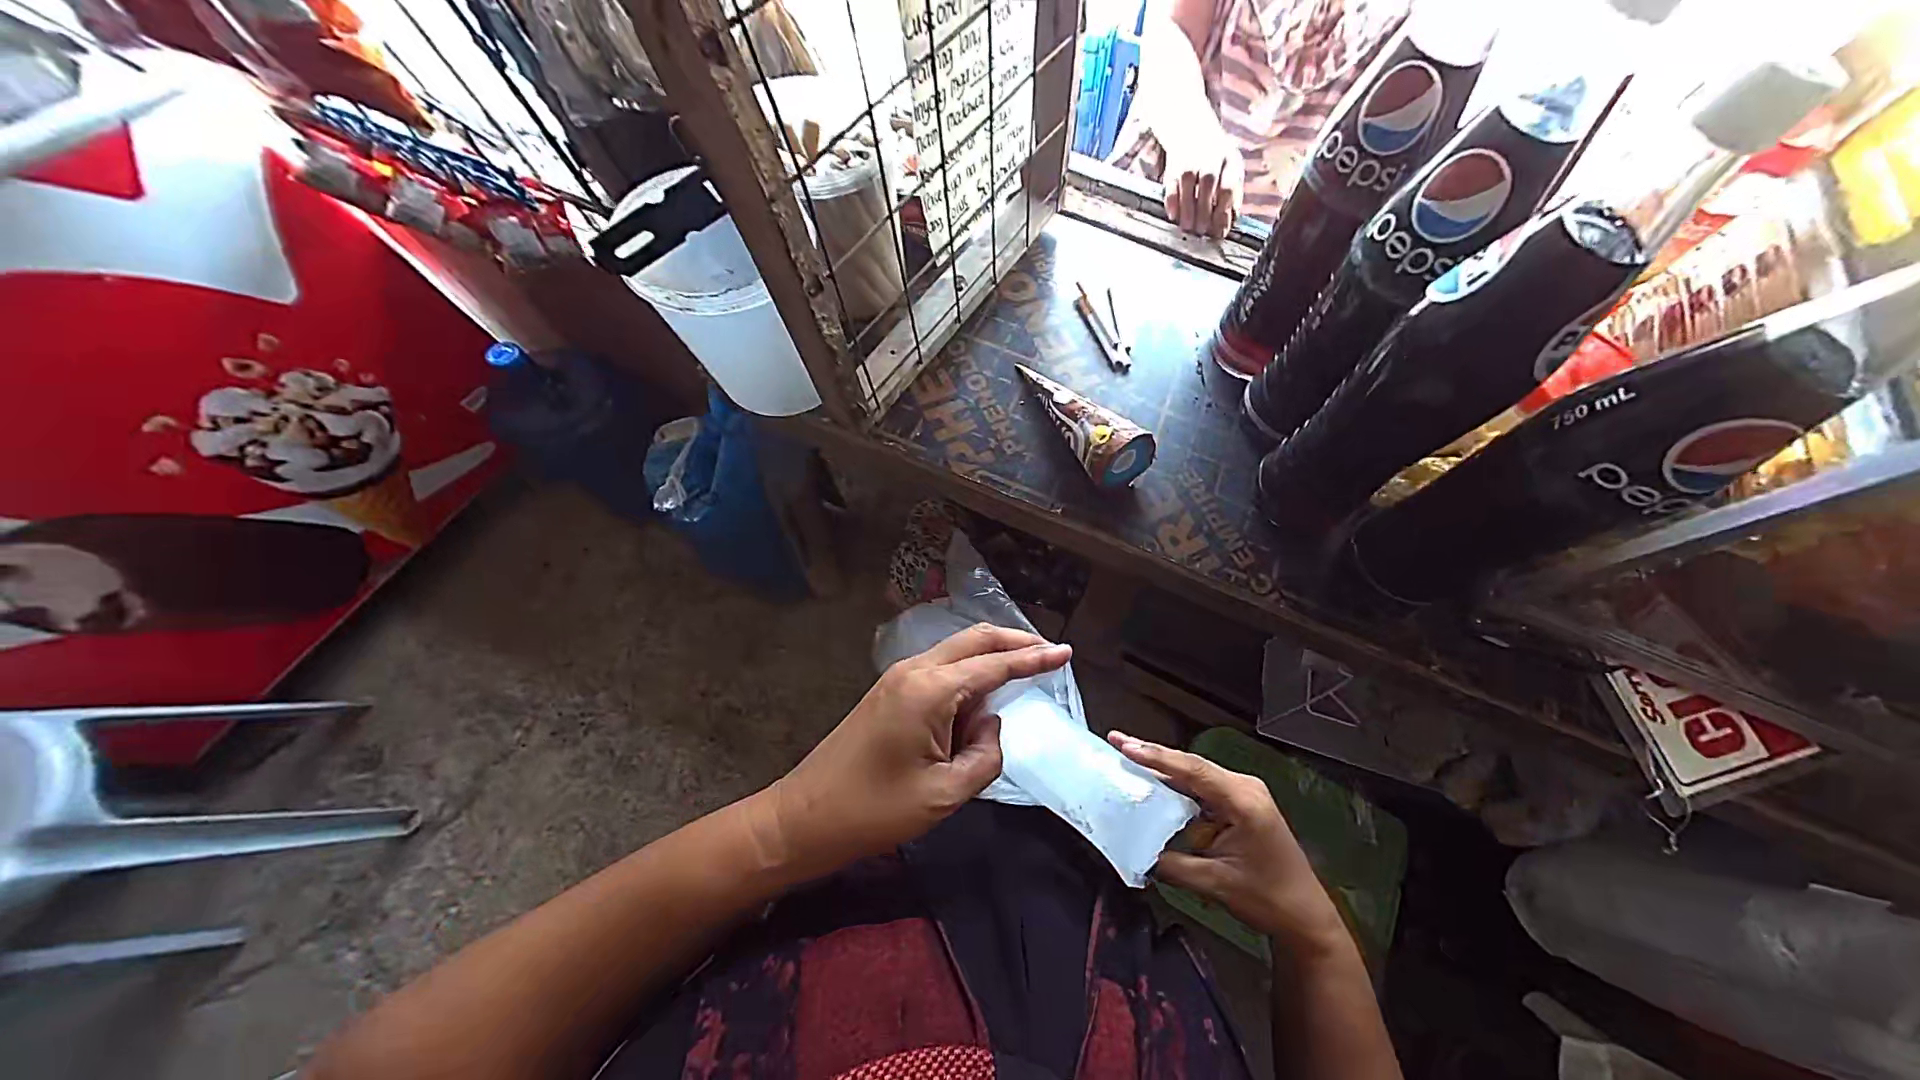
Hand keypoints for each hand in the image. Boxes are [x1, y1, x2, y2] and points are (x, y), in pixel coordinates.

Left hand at [761, 625, 1071, 878]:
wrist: (806, 816)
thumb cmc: (875, 810)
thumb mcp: (945, 794)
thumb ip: (985, 755)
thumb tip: (990, 724)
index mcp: (930, 690)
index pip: (994, 664)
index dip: (1034, 658)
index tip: (1066, 653)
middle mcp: (913, 671)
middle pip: (973, 640)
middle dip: (1014, 642)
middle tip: (1049, 652)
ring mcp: (896, 678)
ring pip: (955, 653)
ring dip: (989, 659)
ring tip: (1021, 676)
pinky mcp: (888, 692)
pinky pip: (938, 671)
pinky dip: (966, 676)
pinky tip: (979, 699)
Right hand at [1107, 732, 1346, 953]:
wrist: (1305, 917)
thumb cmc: (1268, 899)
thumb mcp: (1215, 883)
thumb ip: (1172, 865)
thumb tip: (1137, 852)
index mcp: (1244, 800)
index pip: (1193, 771)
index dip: (1157, 758)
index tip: (1126, 747)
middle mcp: (1245, 788)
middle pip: (1191, 765)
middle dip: (1153, 755)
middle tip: (1117, 742)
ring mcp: (1243, 793)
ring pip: (1194, 774)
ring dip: (1162, 768)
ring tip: (1127, 755)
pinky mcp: (1238, 803)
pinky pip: (1201, 788)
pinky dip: (1175, 784)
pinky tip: (1152, 781)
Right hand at [1161, 128, 1242, 237]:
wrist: (1192, 132)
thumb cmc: (1216, 159)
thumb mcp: (1231, 169)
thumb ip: (1234, 193)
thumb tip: (1232, 220)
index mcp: (1229, 160)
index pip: (1227, 188)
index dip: (1223, 212)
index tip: (1220, 231)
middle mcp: (1209, 158)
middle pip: (1208, 187)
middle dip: (1205, 213)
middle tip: (1202, 232)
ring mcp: (1189, 162)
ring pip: (1188, 187)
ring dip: (1188, 211)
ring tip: (1188, 228)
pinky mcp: (1172, 167)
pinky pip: (1171, 188)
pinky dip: (1172, 204)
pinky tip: (1174, 217)